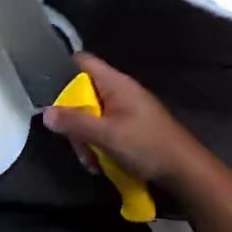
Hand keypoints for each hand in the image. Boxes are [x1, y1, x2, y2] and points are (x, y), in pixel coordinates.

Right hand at [41, 53, 211, 186]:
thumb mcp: (107, 135)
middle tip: (74, 142)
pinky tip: (101, 164)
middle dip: (74, 120)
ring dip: (86, 138)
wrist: (184, 170)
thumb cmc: (147, 145)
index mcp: (116, 83)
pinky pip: (104, 129)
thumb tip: (46, 113)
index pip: (83, 62)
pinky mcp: (130, 127)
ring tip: (91, 161)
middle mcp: (120, 91)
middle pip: (83, 94)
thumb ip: (75, 122)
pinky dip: (99, 144)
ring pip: (92, 116)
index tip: (46, 88)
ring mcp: (126, 109)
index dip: (62, 69)